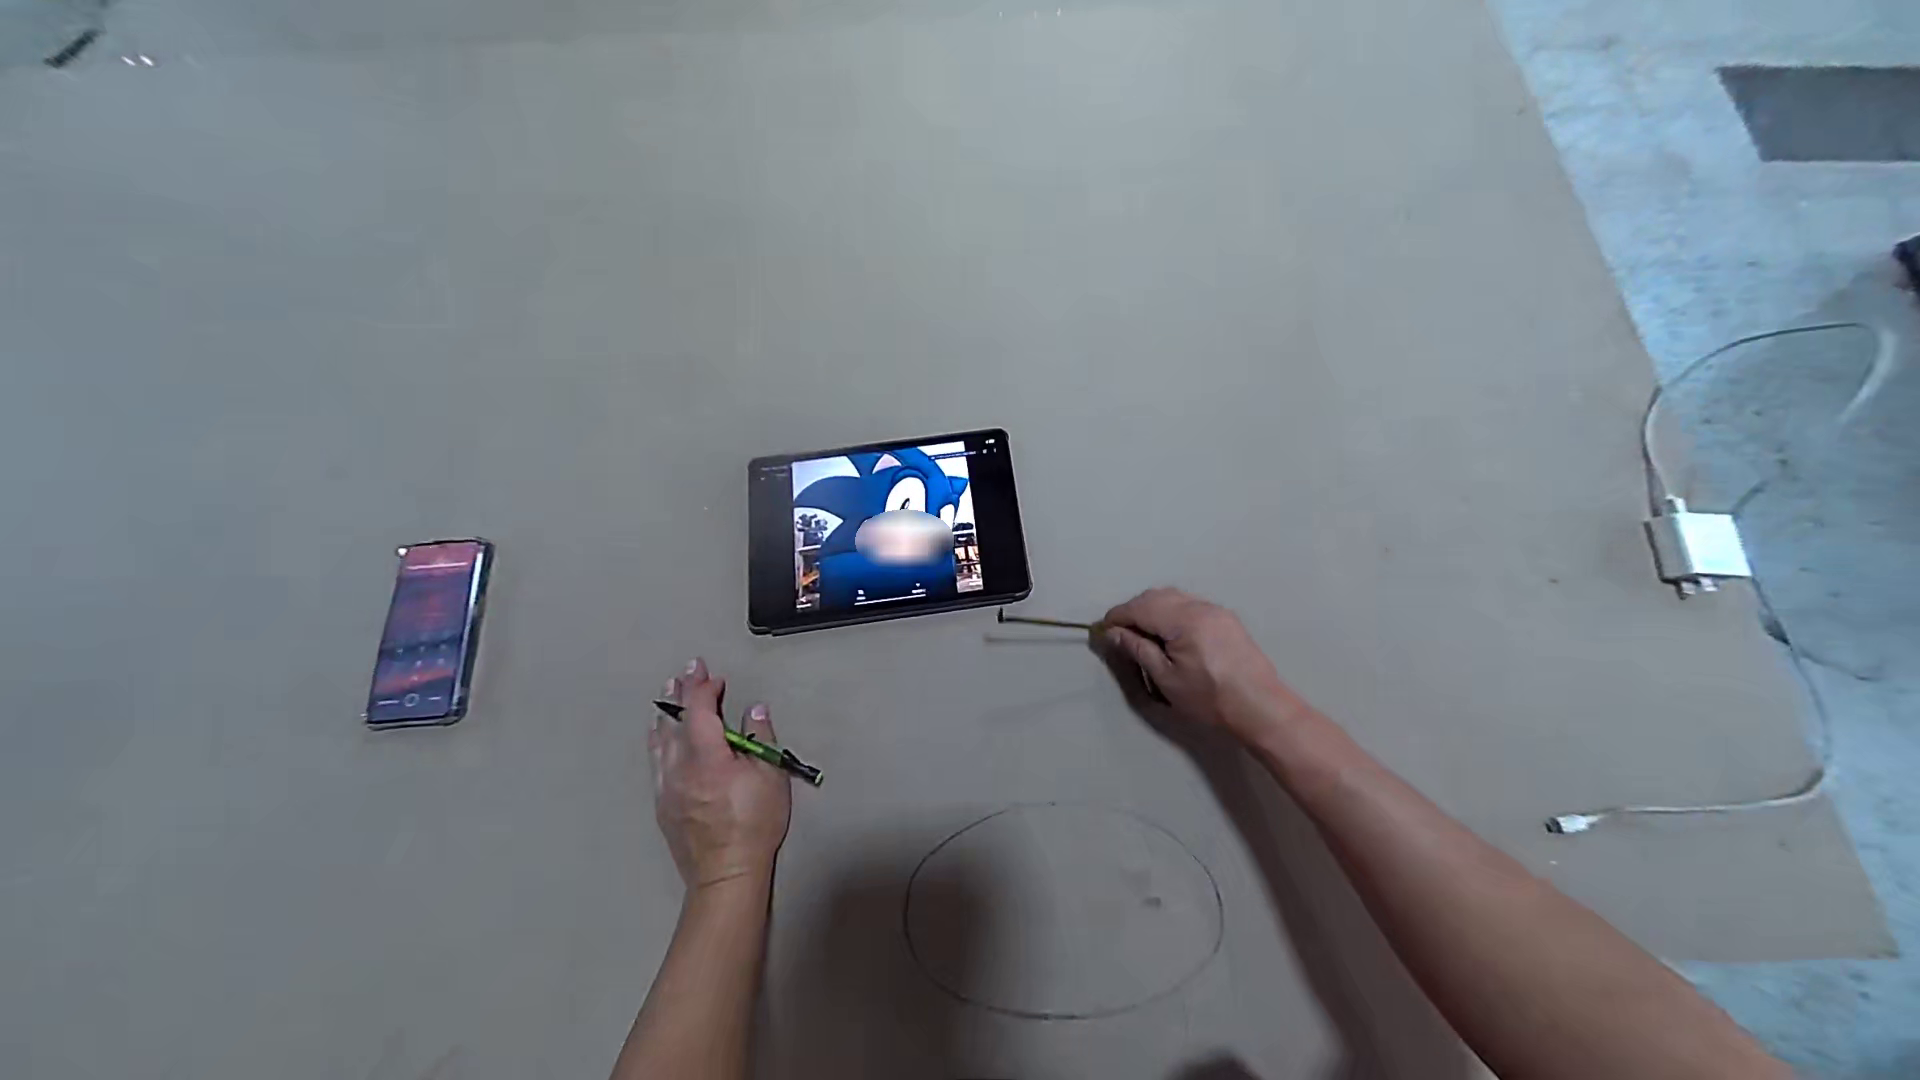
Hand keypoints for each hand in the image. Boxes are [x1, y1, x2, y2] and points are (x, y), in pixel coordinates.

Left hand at [651, 658, 792, 891]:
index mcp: (707, 757)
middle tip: (686, 670)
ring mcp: (667, 786)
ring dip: (666, 712)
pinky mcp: (663, 803)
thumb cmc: (754, 824)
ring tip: (668, 692)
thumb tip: (754, 711)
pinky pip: (655, 761)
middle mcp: (680, 767)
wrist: (726, 874)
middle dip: (682, 692)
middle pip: (675, 721)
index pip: (700, 711)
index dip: (705, 689)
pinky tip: (658, 734)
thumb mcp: (771, 778)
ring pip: (660, 739)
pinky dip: (658, 739)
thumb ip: (761, 740)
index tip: (715, 678)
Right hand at [1100, 588, 1307, 744]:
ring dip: (1152, 609)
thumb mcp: (1166, 678)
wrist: (1261, 708)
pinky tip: (1168, 634)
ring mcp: (1216, 610)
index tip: (1101, 630)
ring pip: (1173, 597)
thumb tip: (1113, 633)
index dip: (1117, 616)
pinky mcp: (1225, 619)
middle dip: (1133, 610)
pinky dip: (1170, 612)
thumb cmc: (1210, 698)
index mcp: (1184, 619)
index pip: (1140, 607)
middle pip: (1156, 596)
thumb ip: (1138, 649)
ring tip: (1142, 635)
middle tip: (1119, 634)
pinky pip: (1189, 605)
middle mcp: (1200, 606)